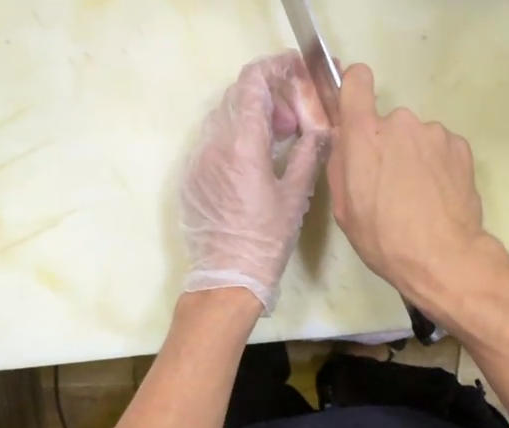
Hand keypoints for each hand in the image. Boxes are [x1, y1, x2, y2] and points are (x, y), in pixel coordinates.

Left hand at [181, 53, 330, 313]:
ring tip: (272, 146)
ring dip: (248, 119)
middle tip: (290, 122)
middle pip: (237, 96)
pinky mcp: (190, 180)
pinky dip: (232, 142)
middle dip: (267, 97)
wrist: (227, 279)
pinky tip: (249, 168)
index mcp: (242, 144)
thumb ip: (308, 153)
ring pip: (221, 119)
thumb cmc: (265, 242)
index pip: (253, 81)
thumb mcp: (295, 197)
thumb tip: (318, 130)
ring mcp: (196, 162)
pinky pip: (210, 146)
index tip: (294, 71)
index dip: (275, 67)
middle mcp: (213, 145)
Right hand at [329, 64, 493, 308]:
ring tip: (418, 198)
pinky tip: (437, 197)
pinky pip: (440, 150)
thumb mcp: (345, 212)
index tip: (357, 110)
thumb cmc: (384, 240)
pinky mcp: (460, 145)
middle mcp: (400, 123)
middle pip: (388, 124)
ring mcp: (434, 132)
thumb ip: (341, 167)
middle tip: (390, 187)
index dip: (355, 91)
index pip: (356, 82)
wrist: (442, 257)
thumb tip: (345, 143)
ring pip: (416, 139)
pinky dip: (437, 168)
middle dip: (387, 148)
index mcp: (365, 136)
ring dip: (414, 159)